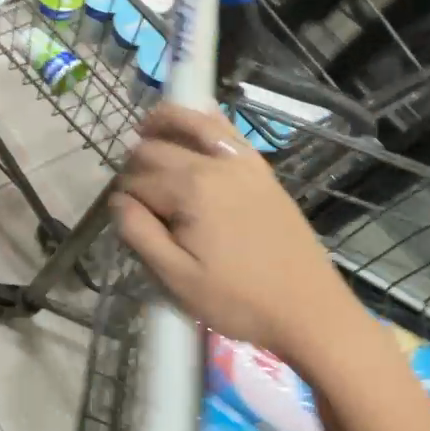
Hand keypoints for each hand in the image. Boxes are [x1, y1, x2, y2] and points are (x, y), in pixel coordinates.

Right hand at [110, 105, 371, 365]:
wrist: (312, 315)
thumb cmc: (238, 300)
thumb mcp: (175, 277)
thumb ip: (137, 232)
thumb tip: (117, 201)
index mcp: (191, 191)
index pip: (136, 181)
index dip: (125, 201)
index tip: (129, 225)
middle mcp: (216, 166)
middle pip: (156, 149)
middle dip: (136, 166)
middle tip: (137, 201)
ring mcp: (244, 164)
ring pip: (193, 124)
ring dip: (164, 122)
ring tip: (145, 128)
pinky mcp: (262, 172)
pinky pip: (228, 132)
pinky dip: (207, 119)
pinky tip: (196, 115)